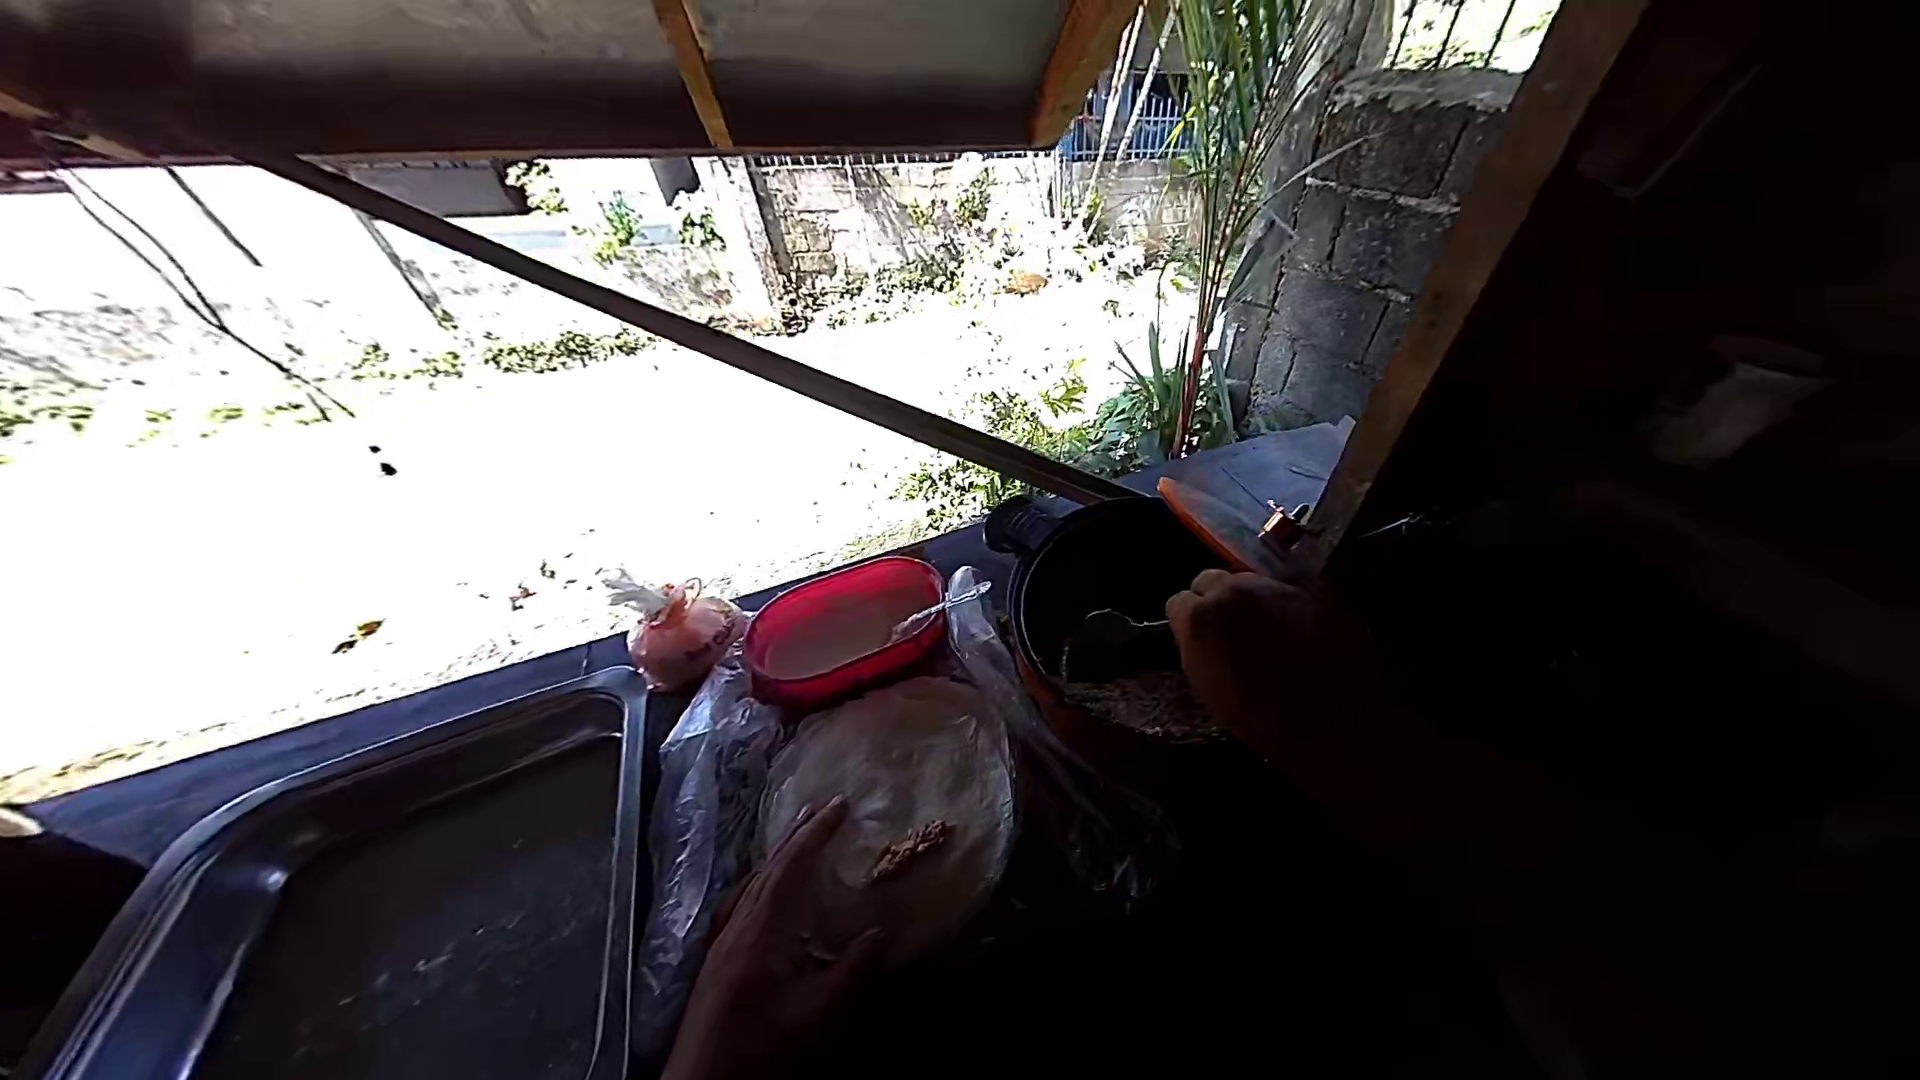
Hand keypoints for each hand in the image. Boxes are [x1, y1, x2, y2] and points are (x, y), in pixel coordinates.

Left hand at [663, 796, 883, 1079]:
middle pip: (772, 866)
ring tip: (802, 828)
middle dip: (800, 832)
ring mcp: (725, 936)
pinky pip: (742, 895)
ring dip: (782, 850)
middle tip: (825, 805)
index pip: (793, 867)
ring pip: (756, 878)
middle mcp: (740, 923)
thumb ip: (849, 971)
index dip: (817, 833)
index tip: (840, 806)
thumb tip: (881, 931)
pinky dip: (762, 875)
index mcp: (763, 930)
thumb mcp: (813, 1015)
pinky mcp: (718, 951)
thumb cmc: (760, 1049)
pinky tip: (764, 879)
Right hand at [1164, 570, 1380, 749]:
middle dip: (1216, 600)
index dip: (1189, 621)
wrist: (1335, 723)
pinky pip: (1287, 586)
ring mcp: (1275, 586)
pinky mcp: (1312, 588)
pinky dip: (1285, 601)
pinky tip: (1297, 626)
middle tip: (1231, 629)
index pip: (1179, 602)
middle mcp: (1233, 591)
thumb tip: (1198, 633)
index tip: (1201, 638)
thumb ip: (1196, 647)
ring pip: (1250, 580)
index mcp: (1201, 618)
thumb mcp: (1208, 687)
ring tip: (1268, 628)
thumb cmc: (1262, 718)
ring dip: (1251, 599)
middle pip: (1211, 579)